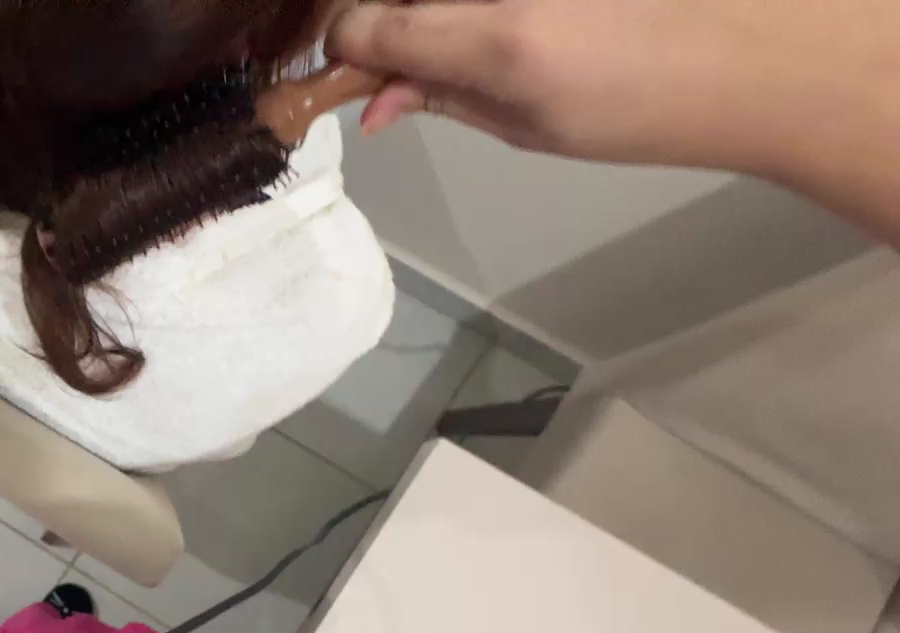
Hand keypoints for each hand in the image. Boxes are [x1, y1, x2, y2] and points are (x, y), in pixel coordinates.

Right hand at [326, 0, 898, 176]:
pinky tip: (500, 26)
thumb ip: (440, 100)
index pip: (369, 25)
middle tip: (398, 58)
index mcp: (501, 39)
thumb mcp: (525, 125)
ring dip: (431, 13)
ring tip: (459, 40)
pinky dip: (469, 8)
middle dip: (384, 21)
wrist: (782, 49)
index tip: (351, 70)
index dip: (345, 47)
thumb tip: (371, 105)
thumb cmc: (646, 109)